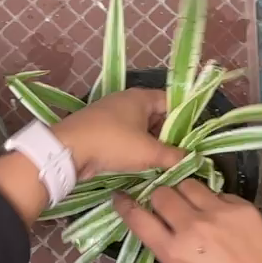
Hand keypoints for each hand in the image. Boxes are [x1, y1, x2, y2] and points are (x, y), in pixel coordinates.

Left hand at [0, 88, 182, 227]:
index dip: (184, 118)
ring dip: (150, 144)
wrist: (68, 150)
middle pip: (156, 116)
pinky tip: (141, 165)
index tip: (192, 139)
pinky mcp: (100, 130)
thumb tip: (192, 159)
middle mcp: (126, 101)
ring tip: (163, 163)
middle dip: (168, 135)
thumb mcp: (149, 152)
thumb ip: (174, 156)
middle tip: (179, 155)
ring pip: (140, 128)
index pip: (171, 101)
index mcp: (141, 97)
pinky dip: (134, 149)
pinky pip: (125, 137)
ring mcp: (111, 115)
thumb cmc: (113, 143)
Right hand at [114, 180, 261, 262]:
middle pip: (162, 193)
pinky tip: (221, 216)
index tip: (120, 197)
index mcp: (174, 251)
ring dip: (183, 192)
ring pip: (188, 185)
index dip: (125, 204)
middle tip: (165, 205)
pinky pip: (217, 193)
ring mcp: (218, 212)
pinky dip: (213, 201)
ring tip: (191, 204)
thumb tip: (166, 233)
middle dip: (158, 197)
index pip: (138, 217)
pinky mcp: (240, 205)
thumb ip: (172, 252)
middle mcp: (192, 226)